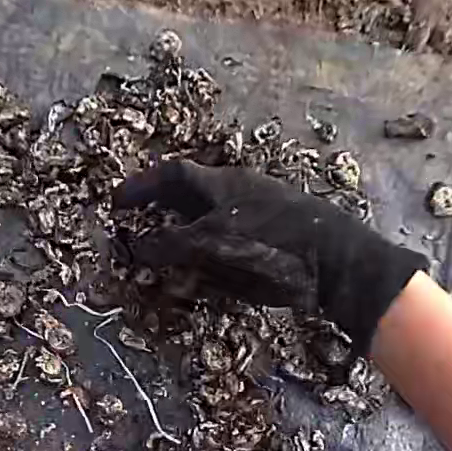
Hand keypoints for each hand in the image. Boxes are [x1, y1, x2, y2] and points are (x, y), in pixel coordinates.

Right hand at [113, 161, 427, 349]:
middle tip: (134, 223)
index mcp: (221, 184)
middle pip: (186, 195)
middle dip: (157, 207)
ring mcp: (250, 217)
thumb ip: (172, 243)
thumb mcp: (212, 241)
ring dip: (178, 233)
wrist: (335, 263)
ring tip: (159, 254)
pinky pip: (220, 245)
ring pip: (203, 220)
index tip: (116, 202)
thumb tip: (139, 246)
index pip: (171, 175)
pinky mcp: (263, 242)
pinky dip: (200, 256)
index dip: (140, 186)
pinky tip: (195, 275)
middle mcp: (234, 195)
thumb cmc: (270, 242)